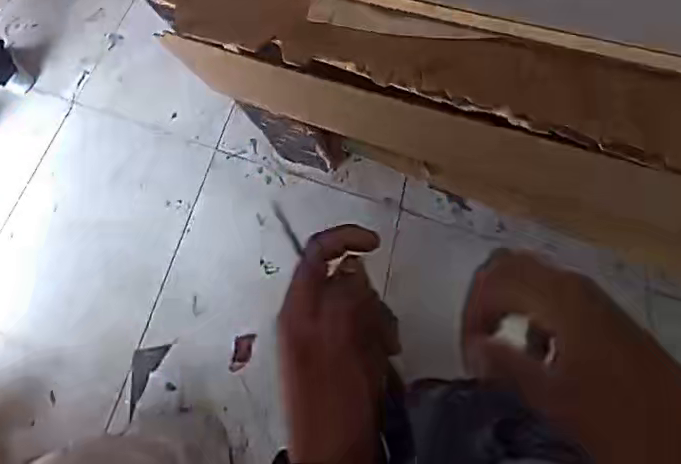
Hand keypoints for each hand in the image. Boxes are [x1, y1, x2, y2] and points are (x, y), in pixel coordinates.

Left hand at [277, 224, 397, 463]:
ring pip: (358, 304)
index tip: (373, 242)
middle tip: (378, 324)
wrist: (336, 460)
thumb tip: (353, 265)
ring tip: (382, 351)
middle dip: (368, 296)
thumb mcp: (342, 340)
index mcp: (298, 310)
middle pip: (343, 279)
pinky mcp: (337, 358)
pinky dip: (377, 340)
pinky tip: (380, 363)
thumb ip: (346, 295)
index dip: (346, 237)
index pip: (317, 250)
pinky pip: (363, 330)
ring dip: (377, 322)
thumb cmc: (333, 408)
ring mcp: (322, 339)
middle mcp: (306, 319)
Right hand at [461, 250, 680, 463]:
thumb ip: (510, 369)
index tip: (469, 360)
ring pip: (534, 282)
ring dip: (508, 307)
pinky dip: (533, 318)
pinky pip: (554, 301)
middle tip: (477, 349)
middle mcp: (574, 285)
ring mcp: (592, 300)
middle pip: (513, 266)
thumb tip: (474, 347)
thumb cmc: (624, 421)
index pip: (495, 276)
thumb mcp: (559, 402)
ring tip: (500, 357)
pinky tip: (538, 360)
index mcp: (560, 295)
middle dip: (485, 299)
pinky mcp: (605, 319)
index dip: (472, 311)